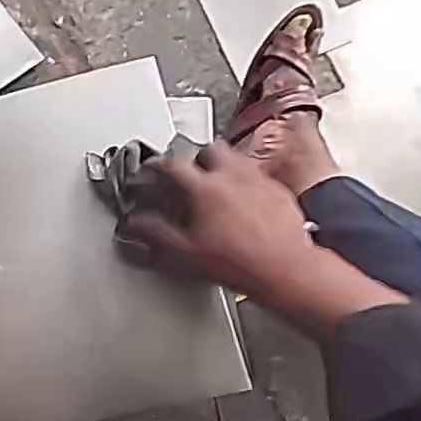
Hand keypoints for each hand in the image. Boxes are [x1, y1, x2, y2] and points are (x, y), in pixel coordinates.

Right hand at [127, 142, 405, 333]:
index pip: (172, 165)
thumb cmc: (238, 263)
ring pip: (235, 158)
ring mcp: (258, 181)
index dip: (156, 166)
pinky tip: (239, 200)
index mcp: (204, 189)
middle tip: (186, 175)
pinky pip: (256, 175)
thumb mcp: (184, 252)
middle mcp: (232, 177)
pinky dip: (243, 182)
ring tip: (211, 184)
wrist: (284, 270)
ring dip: (220, 166)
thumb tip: (136, 222)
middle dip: (194, 159)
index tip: (151, 170)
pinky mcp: (277, 191)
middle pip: (208, 150)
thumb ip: (156, 233)